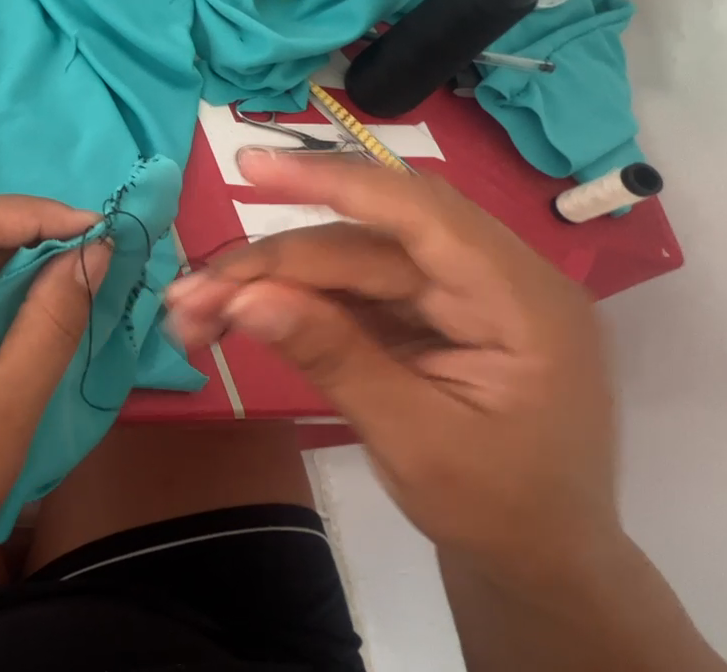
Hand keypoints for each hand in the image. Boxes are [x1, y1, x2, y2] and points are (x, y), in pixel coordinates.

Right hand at [164, 149, 622, 586]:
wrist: (538, 559)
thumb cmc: (500, 510)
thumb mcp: (415, 440)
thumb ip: (334, 358)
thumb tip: (245, 297)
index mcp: (520, 301)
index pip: (418, 213)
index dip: (329, 181)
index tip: (248, 168)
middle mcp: (487, 278)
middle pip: (360, 242)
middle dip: (269, 263)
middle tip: (189, 296)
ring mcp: (450, 295)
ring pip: (341, 262)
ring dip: (266, 281)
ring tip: (195, 312)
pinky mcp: (420, 312)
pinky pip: (344, 289)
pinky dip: (286, 301)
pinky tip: (237, 314)